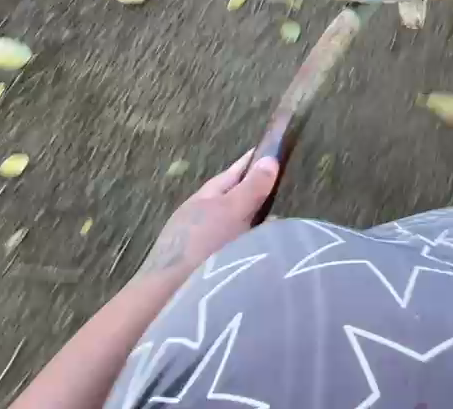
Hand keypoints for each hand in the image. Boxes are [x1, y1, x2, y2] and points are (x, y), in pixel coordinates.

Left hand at [140, 151, 278, 277]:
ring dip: (255, 225)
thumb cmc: (199, 246)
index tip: (276, 152)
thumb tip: (270, 159)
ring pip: (236, 227)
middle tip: (286, 193)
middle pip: (235, 200)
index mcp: (205, 197)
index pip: (234, 172)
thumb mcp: (230, 211)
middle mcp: (201, 217)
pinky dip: (250, 246)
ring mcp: (201, 245)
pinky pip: (235, 248)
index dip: (253, 162)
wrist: (165, 299)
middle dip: (258, 196)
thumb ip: (251, 187)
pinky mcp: (204, 268)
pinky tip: (262, 255)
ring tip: (280, 229)